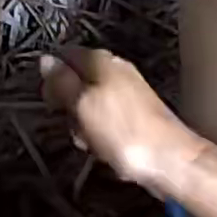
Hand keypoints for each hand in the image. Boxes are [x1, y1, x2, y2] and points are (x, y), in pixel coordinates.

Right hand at [40, 47, 202, 194]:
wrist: (171, 161)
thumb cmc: (122, 131)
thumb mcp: (82, 104)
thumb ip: (62, 81)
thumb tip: (44, 58)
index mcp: (100, 59)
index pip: (64, 55)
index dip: (52, 77)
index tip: (50, 102)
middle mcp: (114, 67)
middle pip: (77, 81)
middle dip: (70, 106)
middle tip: (75, 127)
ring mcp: (128, 90)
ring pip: (91, 103)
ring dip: (85, 125)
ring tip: (93, 143)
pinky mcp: (137, 112)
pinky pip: (108, 118)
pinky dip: (103, 133)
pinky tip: (108, 149)